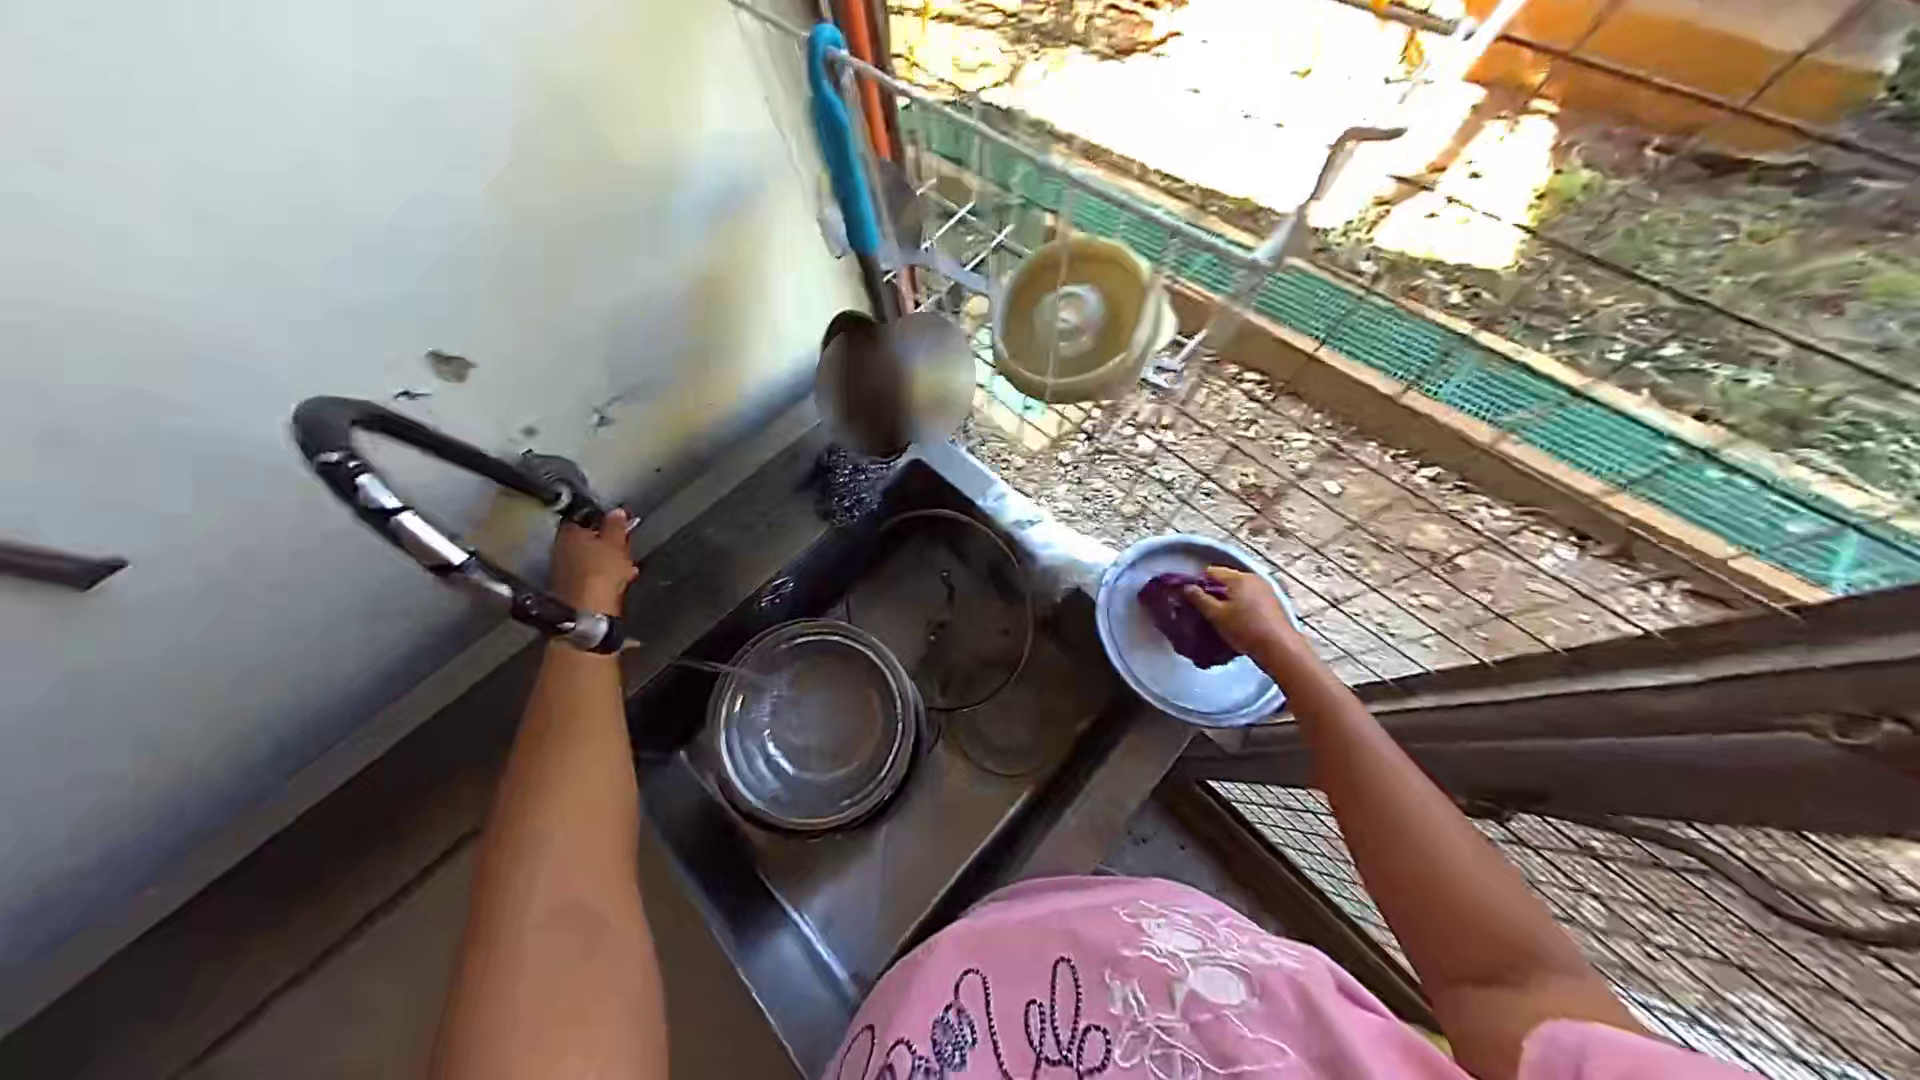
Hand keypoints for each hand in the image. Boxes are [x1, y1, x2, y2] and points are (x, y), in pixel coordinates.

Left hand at [550, 508, 636, 613]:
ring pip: (591, 558)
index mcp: (568, 533)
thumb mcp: (615, 543)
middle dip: (608, 543)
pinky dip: (605, 576)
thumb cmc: (601, 572)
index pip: (585, 518)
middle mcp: (560, 549)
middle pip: (588, 539)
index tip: (621, 525)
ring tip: (628, 567)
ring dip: (609, 561)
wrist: (588, 612)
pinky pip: (592, 575)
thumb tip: (616, 511)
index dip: (604, 520)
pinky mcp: (571, 589)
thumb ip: (616, 526)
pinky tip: (620, 581)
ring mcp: (563, 570)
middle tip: (626, 547)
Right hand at [1184, 565, 1296, 656]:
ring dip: (1227, 598)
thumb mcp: (1216, 615)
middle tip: (1204, 607)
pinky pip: (1249, 597)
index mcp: (1239, 578)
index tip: (1191, 596)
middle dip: (1213, 590)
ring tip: (1219, 615)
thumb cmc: (1245, 629)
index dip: (1198, 581)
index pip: (1211, 571)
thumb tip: (1187, 587)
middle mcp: (1253, 579)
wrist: (1279, 648)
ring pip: (1238, 589)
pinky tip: (1236, 619)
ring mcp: (1265, 590)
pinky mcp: (1272, 602)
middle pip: (1226, 579)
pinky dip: (1240, 603)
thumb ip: (1199, 598)